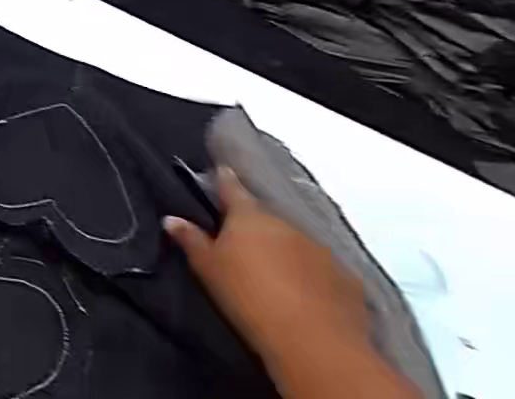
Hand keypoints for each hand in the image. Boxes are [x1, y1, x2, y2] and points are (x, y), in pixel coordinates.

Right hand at [163, 167, 370, 360]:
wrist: (313, 343)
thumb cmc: (248, 297)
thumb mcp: (209, 269)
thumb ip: (191, 240)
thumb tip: (171, 218)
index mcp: (248, 214)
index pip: (231, 186)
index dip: (224, 178)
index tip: (220, 170)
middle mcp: (283, 221)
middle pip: (263, 216)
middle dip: (254, 225)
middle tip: (242, 244)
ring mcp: (317, 247)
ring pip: (293, 241)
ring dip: (283, 250)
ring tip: (274, 275)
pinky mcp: (344, 276)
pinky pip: (321, 269)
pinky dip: (311, 275)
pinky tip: (306, 296)